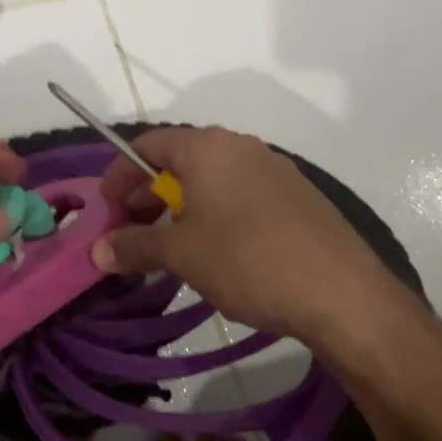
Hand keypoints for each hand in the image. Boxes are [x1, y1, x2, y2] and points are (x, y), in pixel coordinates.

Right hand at [91, 127, 397, 343]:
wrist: (344, 296)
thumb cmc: (249, 261)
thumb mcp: (182, 255)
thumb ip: (135, 247)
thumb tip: (97, 251)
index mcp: (207, 147)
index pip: (147, 145)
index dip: (119, 175)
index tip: (107, 210)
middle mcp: (240, 146)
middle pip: (179, 160)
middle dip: (149, 194)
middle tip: (132, 232)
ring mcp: (275, 169)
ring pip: (212, 179)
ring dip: (183, 207)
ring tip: (172, 247)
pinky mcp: (298, 197)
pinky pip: (241, 195)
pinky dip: (217, 214)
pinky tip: (219, 253)